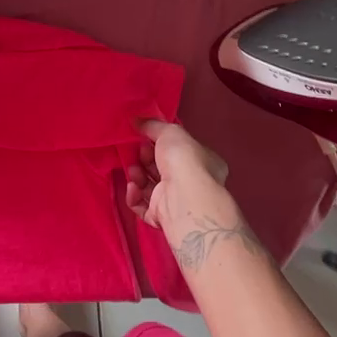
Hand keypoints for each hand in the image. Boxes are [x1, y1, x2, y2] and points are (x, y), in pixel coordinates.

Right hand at [127, 120, 268, 270]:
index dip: (161, 144)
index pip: (181, 151)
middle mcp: (192, 183)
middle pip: (162, 169)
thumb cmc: (183, 160)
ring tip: (133, 170)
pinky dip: (134, 196)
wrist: (183, 196)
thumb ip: (153, 125)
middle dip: (145, 159)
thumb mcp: (171, 131)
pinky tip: (133, 188)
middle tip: (137, 153)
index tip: (145, 138)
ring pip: (151, 187)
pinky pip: (143, 206)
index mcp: (204, 162)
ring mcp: (177, 202)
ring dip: (138, 176)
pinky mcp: (162, 217)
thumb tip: (136, 119)